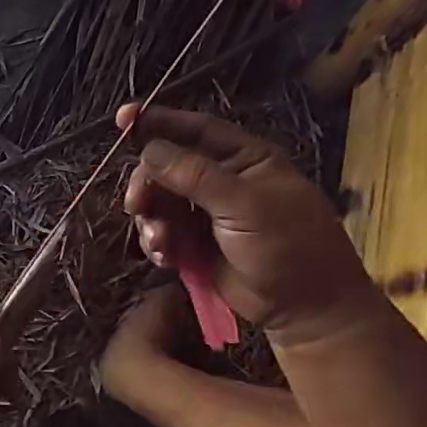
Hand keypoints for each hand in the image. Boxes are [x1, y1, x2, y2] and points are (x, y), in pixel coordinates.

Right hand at [118, 104, 372, 347]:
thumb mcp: (244, 204)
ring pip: (159, 202)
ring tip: (161, 243)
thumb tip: (149, 149)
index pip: (195, 128)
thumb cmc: (287, 244)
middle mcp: (221, 179)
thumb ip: (194, 175)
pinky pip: (162, 233)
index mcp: (243, 158)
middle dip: (148, 184)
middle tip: (136, 205)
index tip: (123, 118)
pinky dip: (158, 243)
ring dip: (152, 220)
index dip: (158, 121)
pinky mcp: (194, 245)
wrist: (303, 308)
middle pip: (167, 167)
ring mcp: (206, 213)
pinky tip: (166, 258)